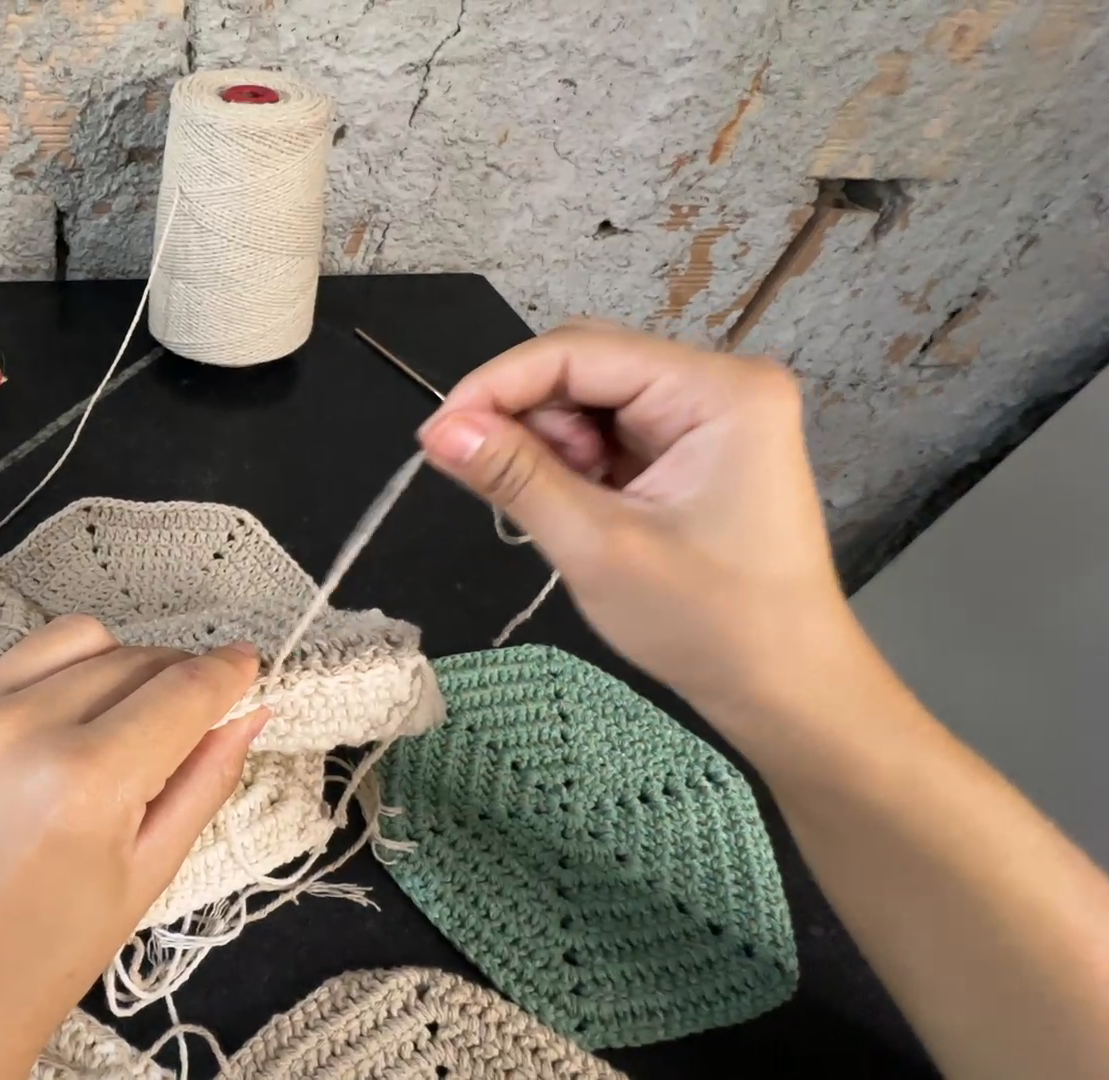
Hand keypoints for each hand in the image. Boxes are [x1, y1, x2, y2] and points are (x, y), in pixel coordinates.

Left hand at [0, 616, 268, 1079]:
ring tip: (118, 719)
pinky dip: (56, 679)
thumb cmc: (47, 953)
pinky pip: (17, 662)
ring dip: (117, 663)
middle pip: (133, 657)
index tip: (246, 662)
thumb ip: (208, 777)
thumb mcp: (149, 872)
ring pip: (76, 638)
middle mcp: (18, 731)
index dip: (226, 670)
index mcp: (83, 785)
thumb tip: (251, 710)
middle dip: (176, 676)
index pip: (180, 691)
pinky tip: (56, 730)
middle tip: (186, 714)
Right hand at [418, 322, 848, 719]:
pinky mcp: (681, 450)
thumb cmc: (704, 621)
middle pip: (579, 366)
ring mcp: (699, 418)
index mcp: (716, 392)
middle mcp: (713, 386)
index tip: (434, 437)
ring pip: (581, 400)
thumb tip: (437, 431)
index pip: (577, 352)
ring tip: (549, 506)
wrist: (780, 687)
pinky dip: (561, 463)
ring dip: (541, 444)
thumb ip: (515, 476)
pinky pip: (597, 432)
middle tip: (484, 476)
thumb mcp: (595, 545)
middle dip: (520, 416)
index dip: (495, 385)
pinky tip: (566, 504)